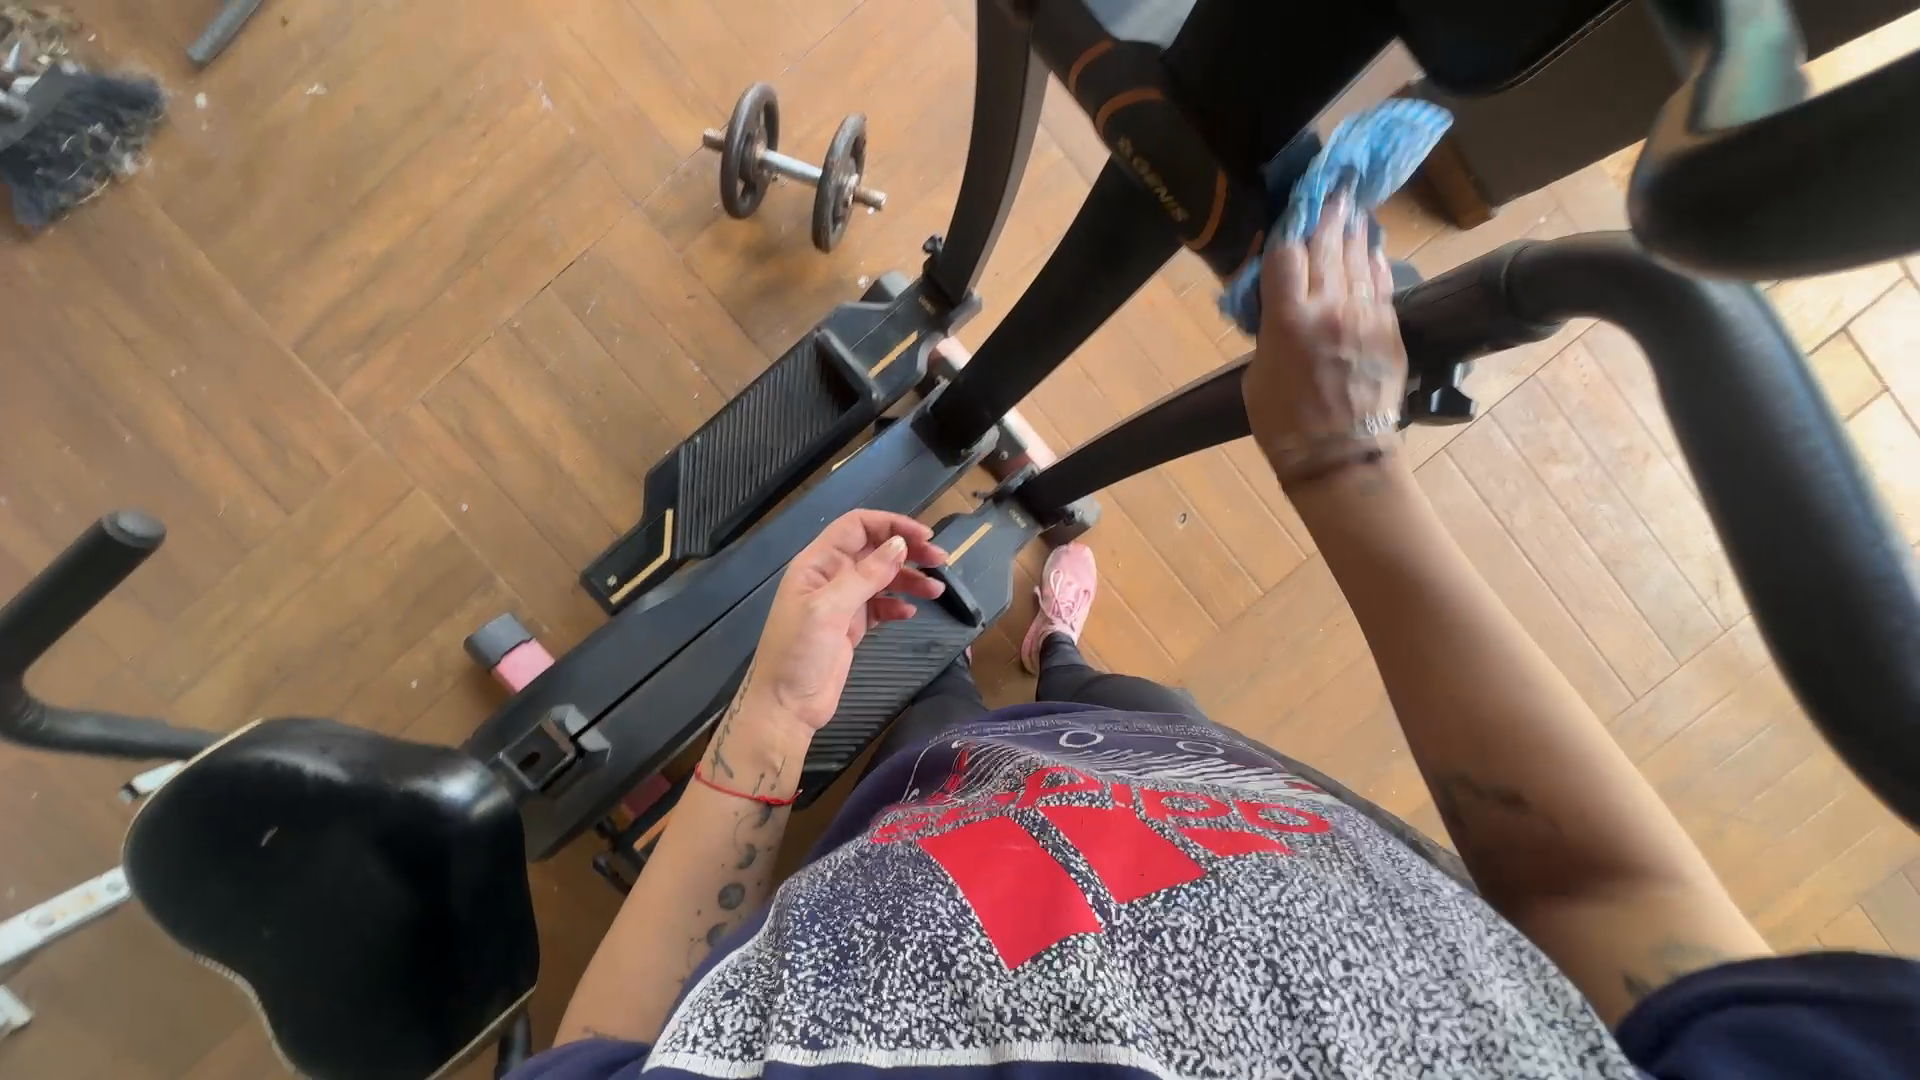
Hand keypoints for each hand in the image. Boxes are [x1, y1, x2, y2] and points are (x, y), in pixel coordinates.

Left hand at [746, 510, 948, 733]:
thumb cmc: (798, 652)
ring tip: (937, 590)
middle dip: (908, 550)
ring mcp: (842, 602)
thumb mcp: (829, 609)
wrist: (786, 705)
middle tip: (941, 561)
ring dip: (910, 579)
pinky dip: (898, 604)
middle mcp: (831, 576)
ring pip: (882, 578)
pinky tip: (911, 612)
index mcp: (818, 563)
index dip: (891, 525)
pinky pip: (881, 605)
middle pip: (874, 550)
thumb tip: (900, 545)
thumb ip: (866, 575)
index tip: (924, 537)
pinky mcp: (852, 626)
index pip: (857, 526)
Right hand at [1242, 191, 1407, 485]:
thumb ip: (1268, 332)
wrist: (1339, 455)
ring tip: (1350, 205)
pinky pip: (1381, 281)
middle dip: (1326, 213)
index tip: (1290, 205)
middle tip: (1330, 186)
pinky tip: (1371, 244)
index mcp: (1287, 320)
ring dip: (1352, 228)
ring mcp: (1364, 315)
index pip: (1286, 253)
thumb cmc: (1283, 423)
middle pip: (1327, 244)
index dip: (1287, 225)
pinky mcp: (1389, 327)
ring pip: (1359, 256)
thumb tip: (1279, 306)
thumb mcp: (1257, 376)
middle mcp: (1328, 307)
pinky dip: (1374, 259)